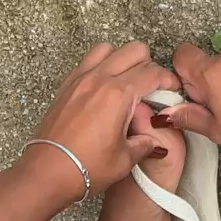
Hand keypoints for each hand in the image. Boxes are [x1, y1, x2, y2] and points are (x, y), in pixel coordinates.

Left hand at [26, 42, 177, 196]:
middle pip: (133, 50)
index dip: (168, 80)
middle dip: (149, 64)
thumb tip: (154, 140)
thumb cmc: (84, 168)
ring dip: (122, 59)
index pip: (153, 73)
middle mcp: (99, 79)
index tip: (172, 90)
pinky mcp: (66, 86)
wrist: (47, 172)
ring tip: (126, 81)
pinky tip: (104, 87)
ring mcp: (80, 79)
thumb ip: (145, 144)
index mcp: (118, 94)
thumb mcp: (125, 160)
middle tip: (152, 86)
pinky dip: (100, 65)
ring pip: (108, 48)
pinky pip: (87, 61)